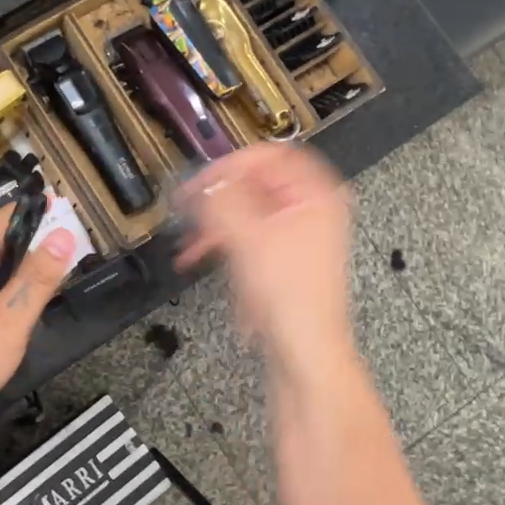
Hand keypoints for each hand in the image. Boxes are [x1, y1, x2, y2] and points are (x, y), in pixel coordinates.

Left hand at [0, 206, 77, 435]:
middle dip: (26, 242)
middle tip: (63, 245)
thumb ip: (37, 278)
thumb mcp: (8, 320)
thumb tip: (63, 235)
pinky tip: (15, 316)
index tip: (59, 205)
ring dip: (14, 272)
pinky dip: (0, 297)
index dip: (30, 212)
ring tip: (47, 277)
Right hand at [176, 143, 354, 362]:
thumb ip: (221, 199)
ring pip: (246, 211)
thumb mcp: (247, 237)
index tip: (202, 179)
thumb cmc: (293, 300)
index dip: (230, 165)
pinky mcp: (283, 259)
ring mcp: (298, 235)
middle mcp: (311, 210)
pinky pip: (247, 236)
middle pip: (255, 184)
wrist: (303, 349)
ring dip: (213, 221)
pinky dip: (222, 242)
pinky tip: (198, 255)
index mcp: (315, 194)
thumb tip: (205, 179)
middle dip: (217, 197)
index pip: (268, 155)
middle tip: (190, 204)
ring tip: (189, 235)